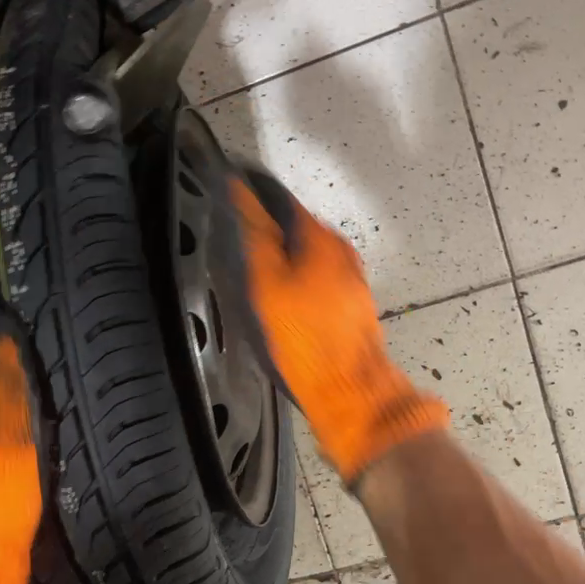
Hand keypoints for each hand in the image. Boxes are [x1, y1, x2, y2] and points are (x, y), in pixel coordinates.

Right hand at [227, 166, 448, 482]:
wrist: (351, 390)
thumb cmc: (306, 339)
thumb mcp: (269, 286)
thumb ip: (257, 236)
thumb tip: (240, 193)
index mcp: (321, 238)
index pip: (283, 201)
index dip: (255, 197)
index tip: (230, 197)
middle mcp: (342, 250)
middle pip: (299, 227)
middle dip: (272, 229)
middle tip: (239, 239)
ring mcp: (352, 277)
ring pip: (311, 253)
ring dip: (287, 256)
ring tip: (257, 271)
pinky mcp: (354, 303)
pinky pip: (320, 276)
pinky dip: (300, 278)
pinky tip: (284, 296)